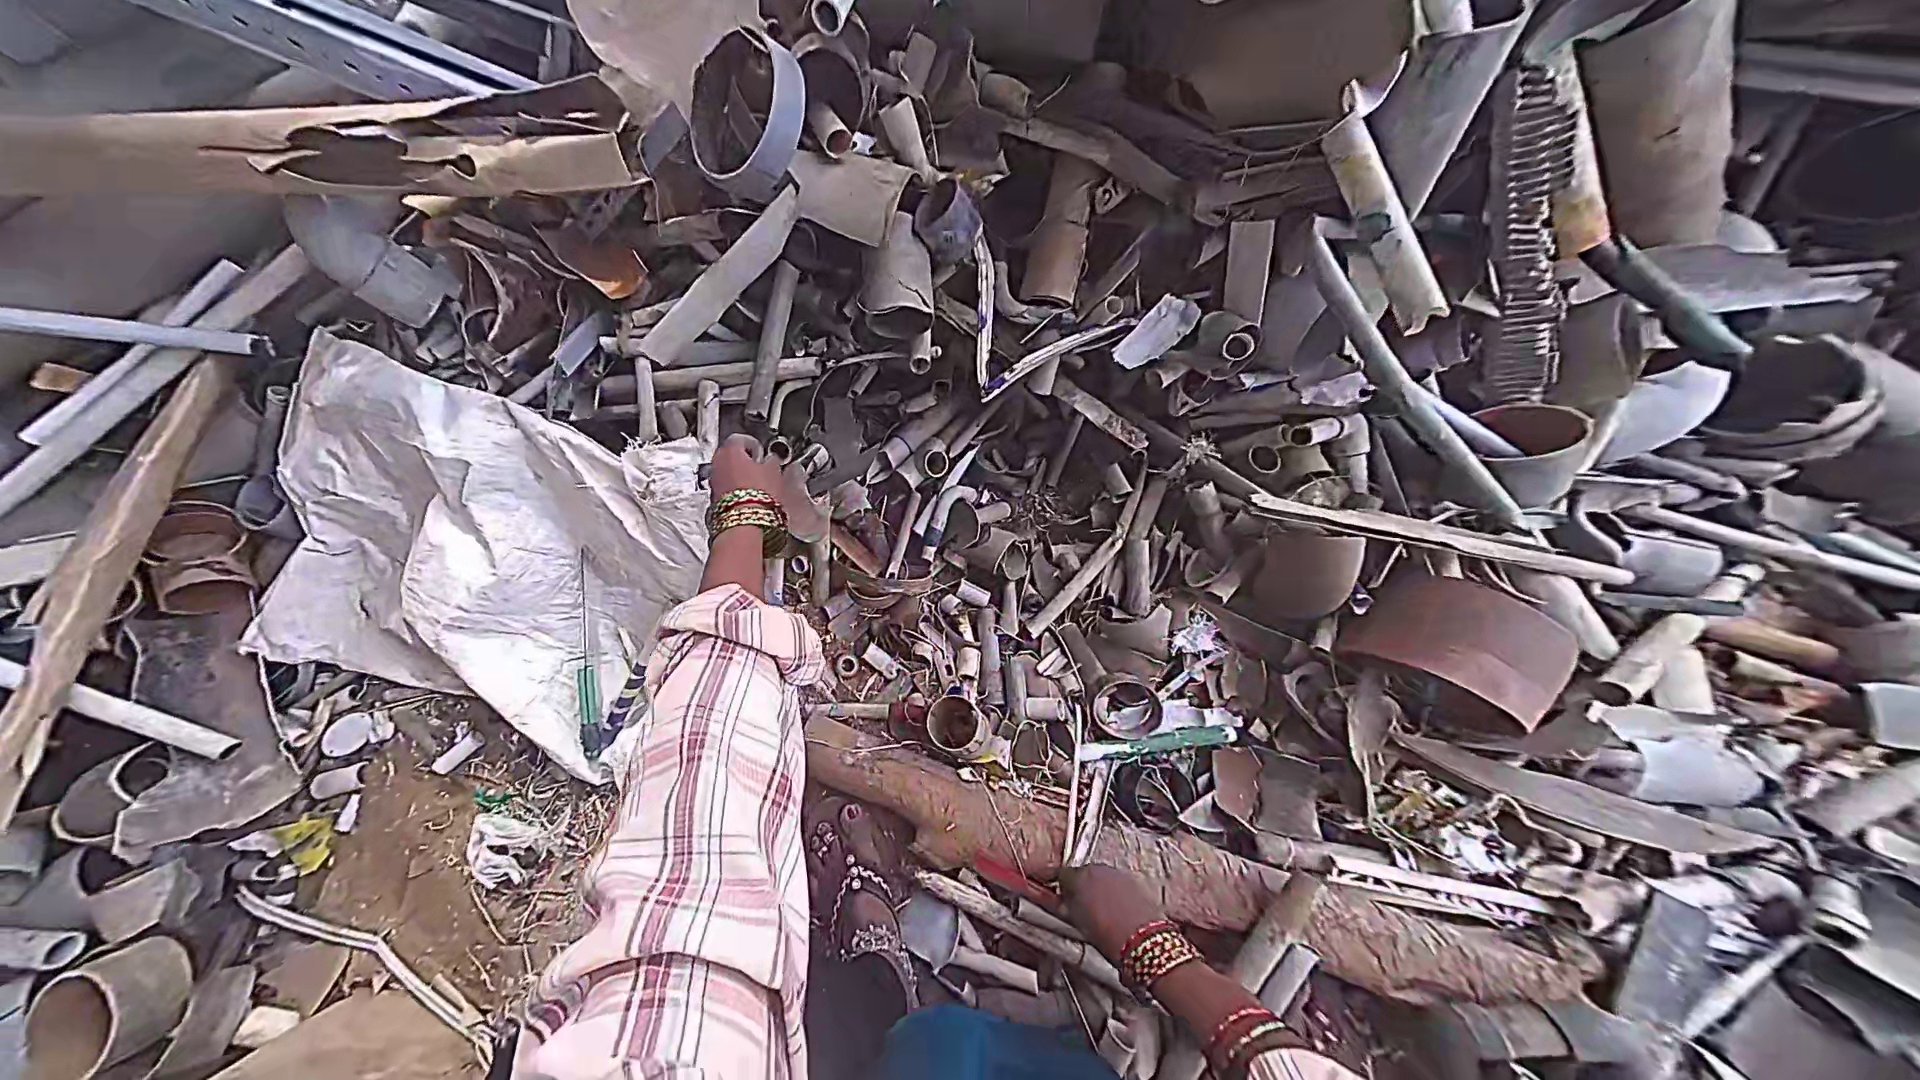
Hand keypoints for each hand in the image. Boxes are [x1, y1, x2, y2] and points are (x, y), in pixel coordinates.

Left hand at [710, 434, 782, 505]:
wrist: (746, 522)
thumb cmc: (758, 494)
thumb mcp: (774, 472)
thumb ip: (772, 461)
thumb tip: (772, 460)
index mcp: (730, 450)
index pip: (740, 438)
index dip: (754, 444)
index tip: (763, 451)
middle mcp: (717, 464)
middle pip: (730, 456)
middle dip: (745, 460)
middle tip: (761, 468)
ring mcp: (714, 483)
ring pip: (727, 473)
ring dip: (740, 476)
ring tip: (758, 485)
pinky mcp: (714, 500)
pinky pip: (726, 489)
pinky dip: (736, 490)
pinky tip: (750, 497)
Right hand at [1059, 864, 1167, 962]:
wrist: (1145, 940)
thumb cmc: (1108, 936)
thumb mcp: (1077, 923)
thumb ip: (1062, 906)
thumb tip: (1054, 900)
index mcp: (1078, 877)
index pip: (1061, 875)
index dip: (1059, 887)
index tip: (1059, 896)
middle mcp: (1097, 869)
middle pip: (1082, 873)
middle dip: (1080, 887)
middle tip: (1081, 908)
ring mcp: (1117, 873)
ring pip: (1101, 877)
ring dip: (1098, 889)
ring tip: (1101, 911)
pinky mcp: (1134, 880)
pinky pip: (1118, 882)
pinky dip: (1115, 892)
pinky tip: (1118, 909)